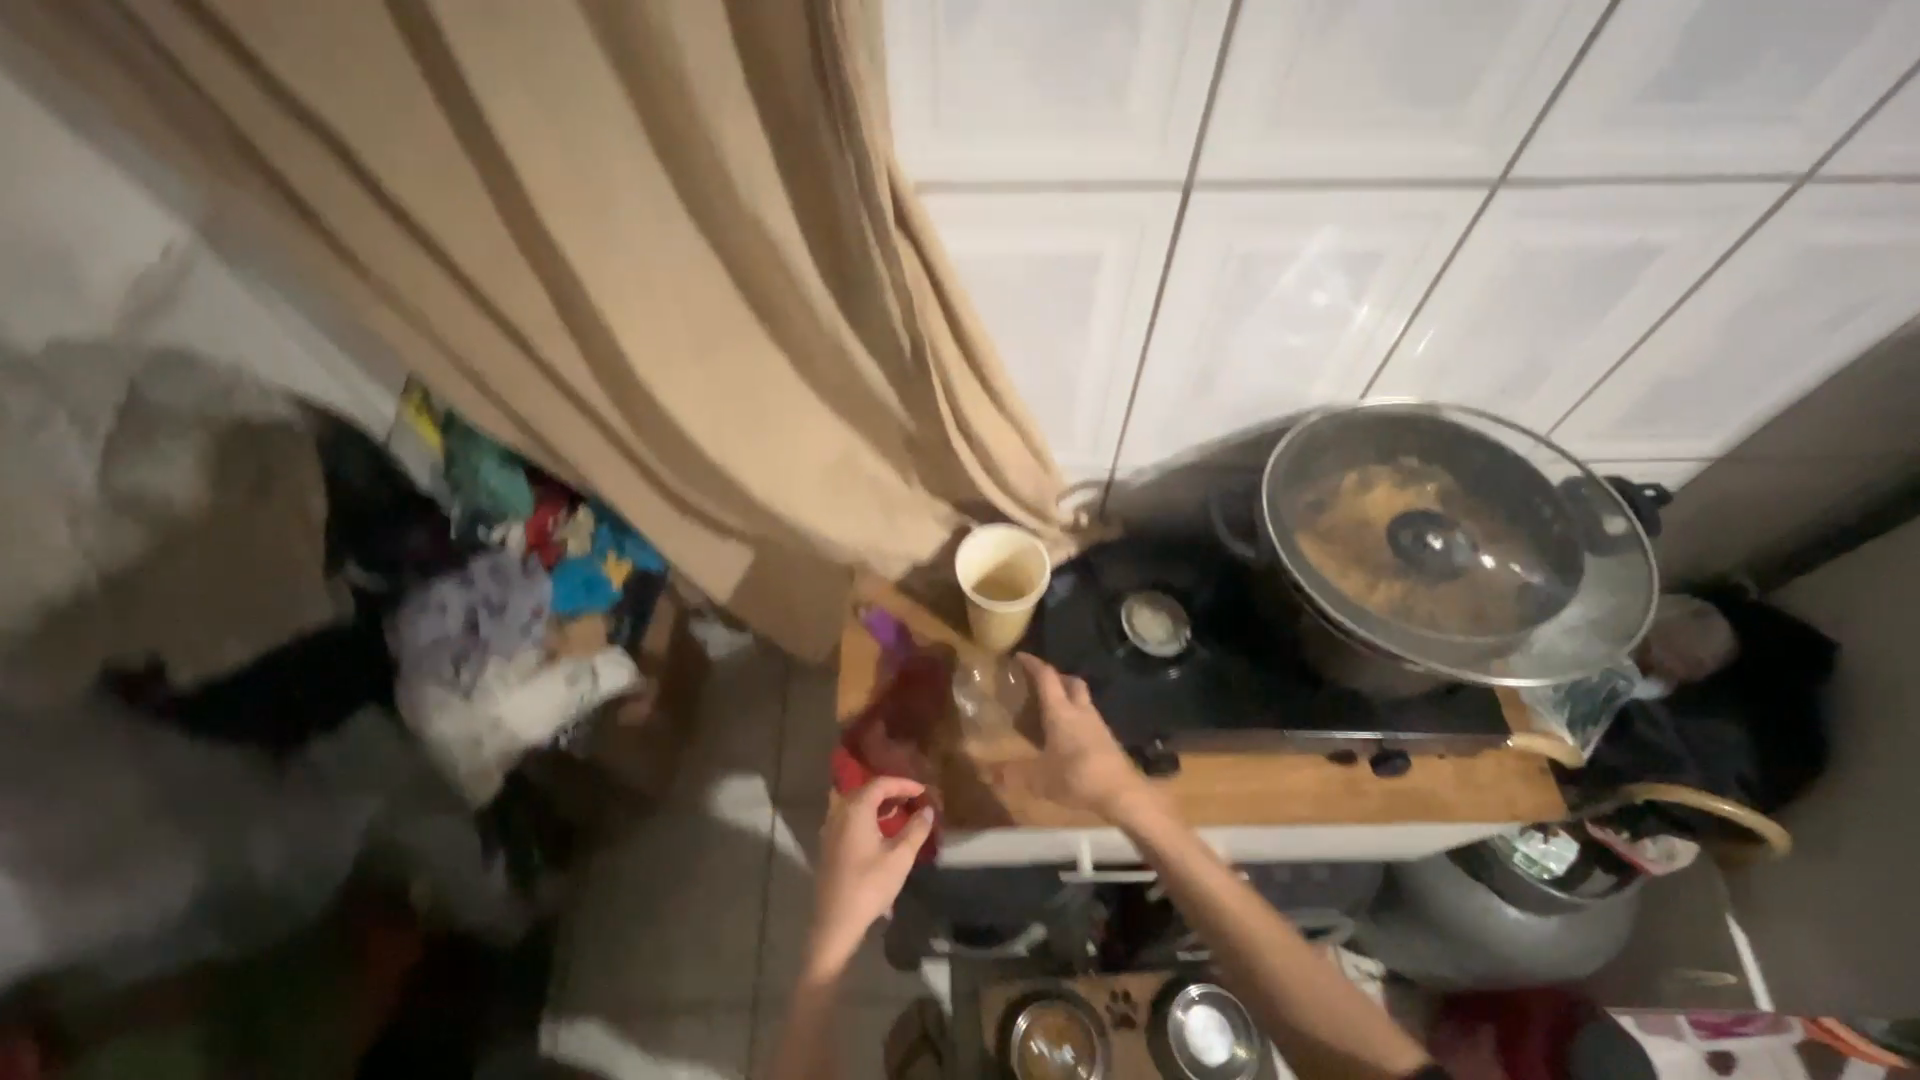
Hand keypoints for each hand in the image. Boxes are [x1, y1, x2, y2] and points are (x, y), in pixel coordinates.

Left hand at [806, 777, 934, 979]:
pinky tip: (879, 831)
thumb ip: (916, 829)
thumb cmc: (870, 885)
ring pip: (854, 804)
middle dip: (890, 791)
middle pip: (865, 790)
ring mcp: (830, 828)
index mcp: (855, 809)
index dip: (903, 784)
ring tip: (898, 811)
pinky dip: (865, 816)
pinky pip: (848, 817)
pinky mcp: (828, 844)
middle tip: (911, 798)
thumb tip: (927, 810)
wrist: (835, 920)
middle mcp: (839, 812)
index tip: (923, 791)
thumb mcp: (900, 857)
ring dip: (876, 803)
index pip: (881, 784)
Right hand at [1015, 653, 1148, 819]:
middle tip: (1039, 684)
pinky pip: (1089, 717)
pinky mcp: (1107, 738)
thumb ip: (1011, 774)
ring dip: (1068, 697)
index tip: (1020, 657)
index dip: (1033, 664)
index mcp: (1060, 711)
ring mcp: (1097, 723)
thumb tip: (985, 772)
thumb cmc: (1076, 777)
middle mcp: (1080, 710)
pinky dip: (1077, 716)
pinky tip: (1068, 735)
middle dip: (1055, 677)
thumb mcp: (1038, 779)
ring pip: (1083, 699)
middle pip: (1071, 681)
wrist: (1121, 793)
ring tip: (1051, 710)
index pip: (1047, 677)